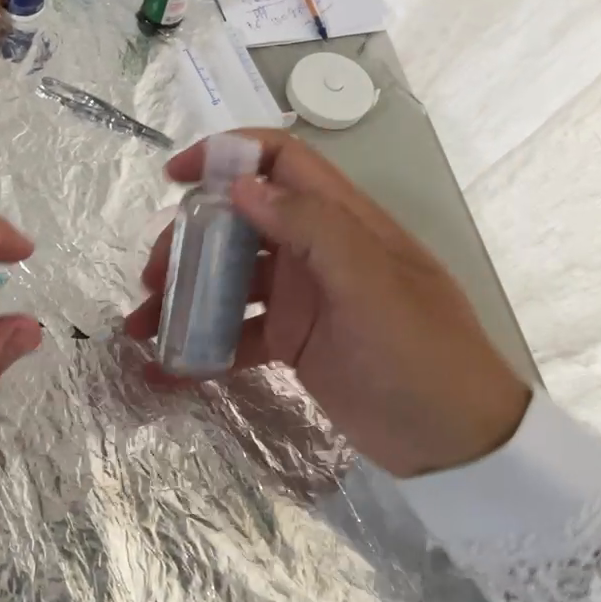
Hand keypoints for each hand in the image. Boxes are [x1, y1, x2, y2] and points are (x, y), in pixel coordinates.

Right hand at [125, 130, 530, 477]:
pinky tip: (164, 369)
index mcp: (341, 220)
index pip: (279, 161)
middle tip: (153, 277)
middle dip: (187, 240)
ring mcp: (302, 297)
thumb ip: (313, 228)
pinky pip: (235, 333)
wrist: (457, 447)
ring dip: (184, 294)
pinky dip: (200, 346)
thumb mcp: (372, 286)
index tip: (175, 177)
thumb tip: (242, 186)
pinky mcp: (292, 341)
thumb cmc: (422, 356)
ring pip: (228, 277)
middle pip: (237, 221)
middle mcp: (315, 250)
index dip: (226, 155)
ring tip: (143, 326)